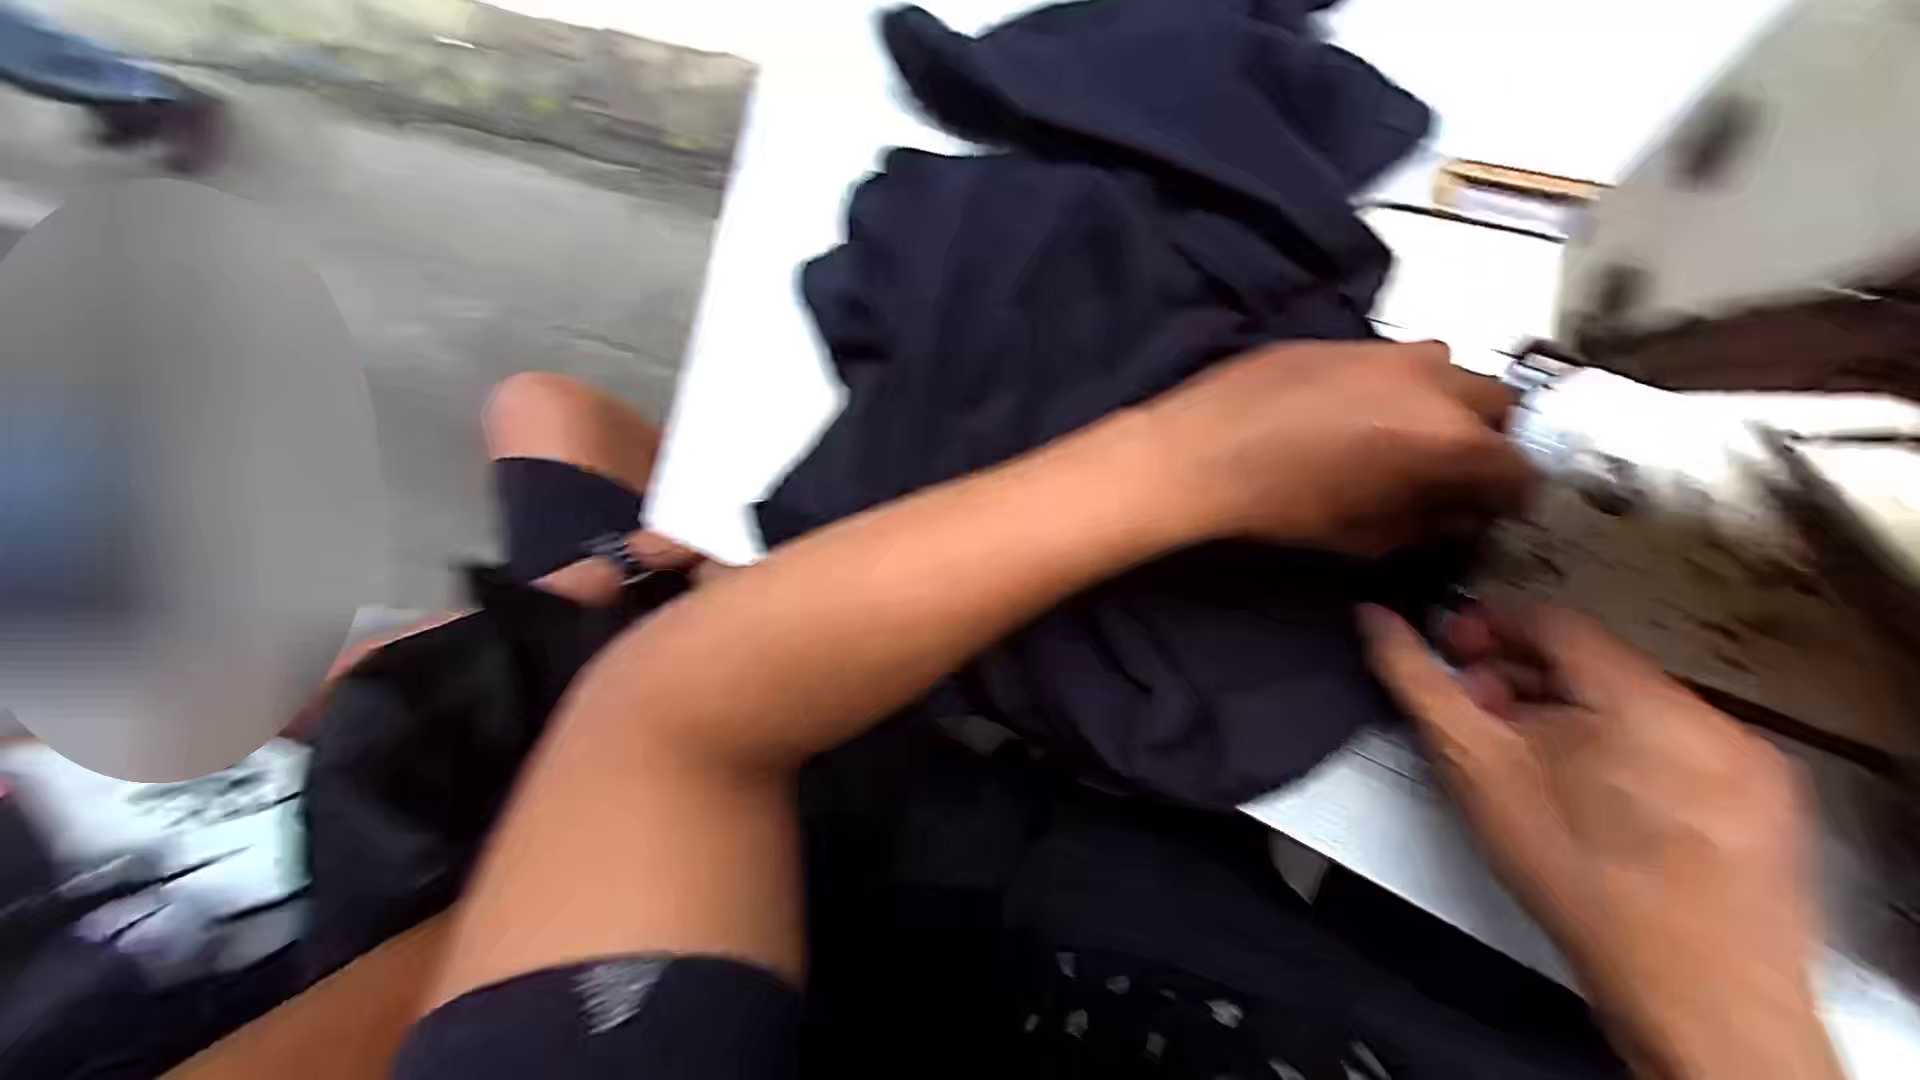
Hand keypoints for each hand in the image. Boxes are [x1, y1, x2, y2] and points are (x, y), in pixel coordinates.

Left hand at [1139, 340, 1531, 552]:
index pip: (1517, 464)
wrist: (1197, 454)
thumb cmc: (1277, 506)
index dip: (1506, 492)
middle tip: (1443, 468)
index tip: (1486, 506)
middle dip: (1480, 439)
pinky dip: (1385, 385)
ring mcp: (1381, 350)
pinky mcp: (1335, 340)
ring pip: (1442, 371)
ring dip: (1437, 402)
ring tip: (1395, 433)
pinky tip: (1343, 409)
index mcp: (1446, 437)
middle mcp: (1430, 381)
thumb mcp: (1359, 535)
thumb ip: (1424, 524)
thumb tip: (1454, 515)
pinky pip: (1383, 360)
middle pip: (1492, 405)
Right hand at [1361, 602, 1841, 1079]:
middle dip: (1514, 675)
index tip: (1449, 656)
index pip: (1550, 619)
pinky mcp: (1761, 800)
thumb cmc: (1566, 864)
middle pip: (1585, 660)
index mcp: (1643, 699)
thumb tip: (1373, 617)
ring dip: (1555, 710)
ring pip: (1621, 701)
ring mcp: (1747, 761)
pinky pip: (1663, 739)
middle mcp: (1710, 717)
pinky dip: (1606, 743)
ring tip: (1515, 755)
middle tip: (1473, 714)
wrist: (1687, 993)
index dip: (1485, 626)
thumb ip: (1414, 679)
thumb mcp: (1469, 762)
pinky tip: (1572, 787)